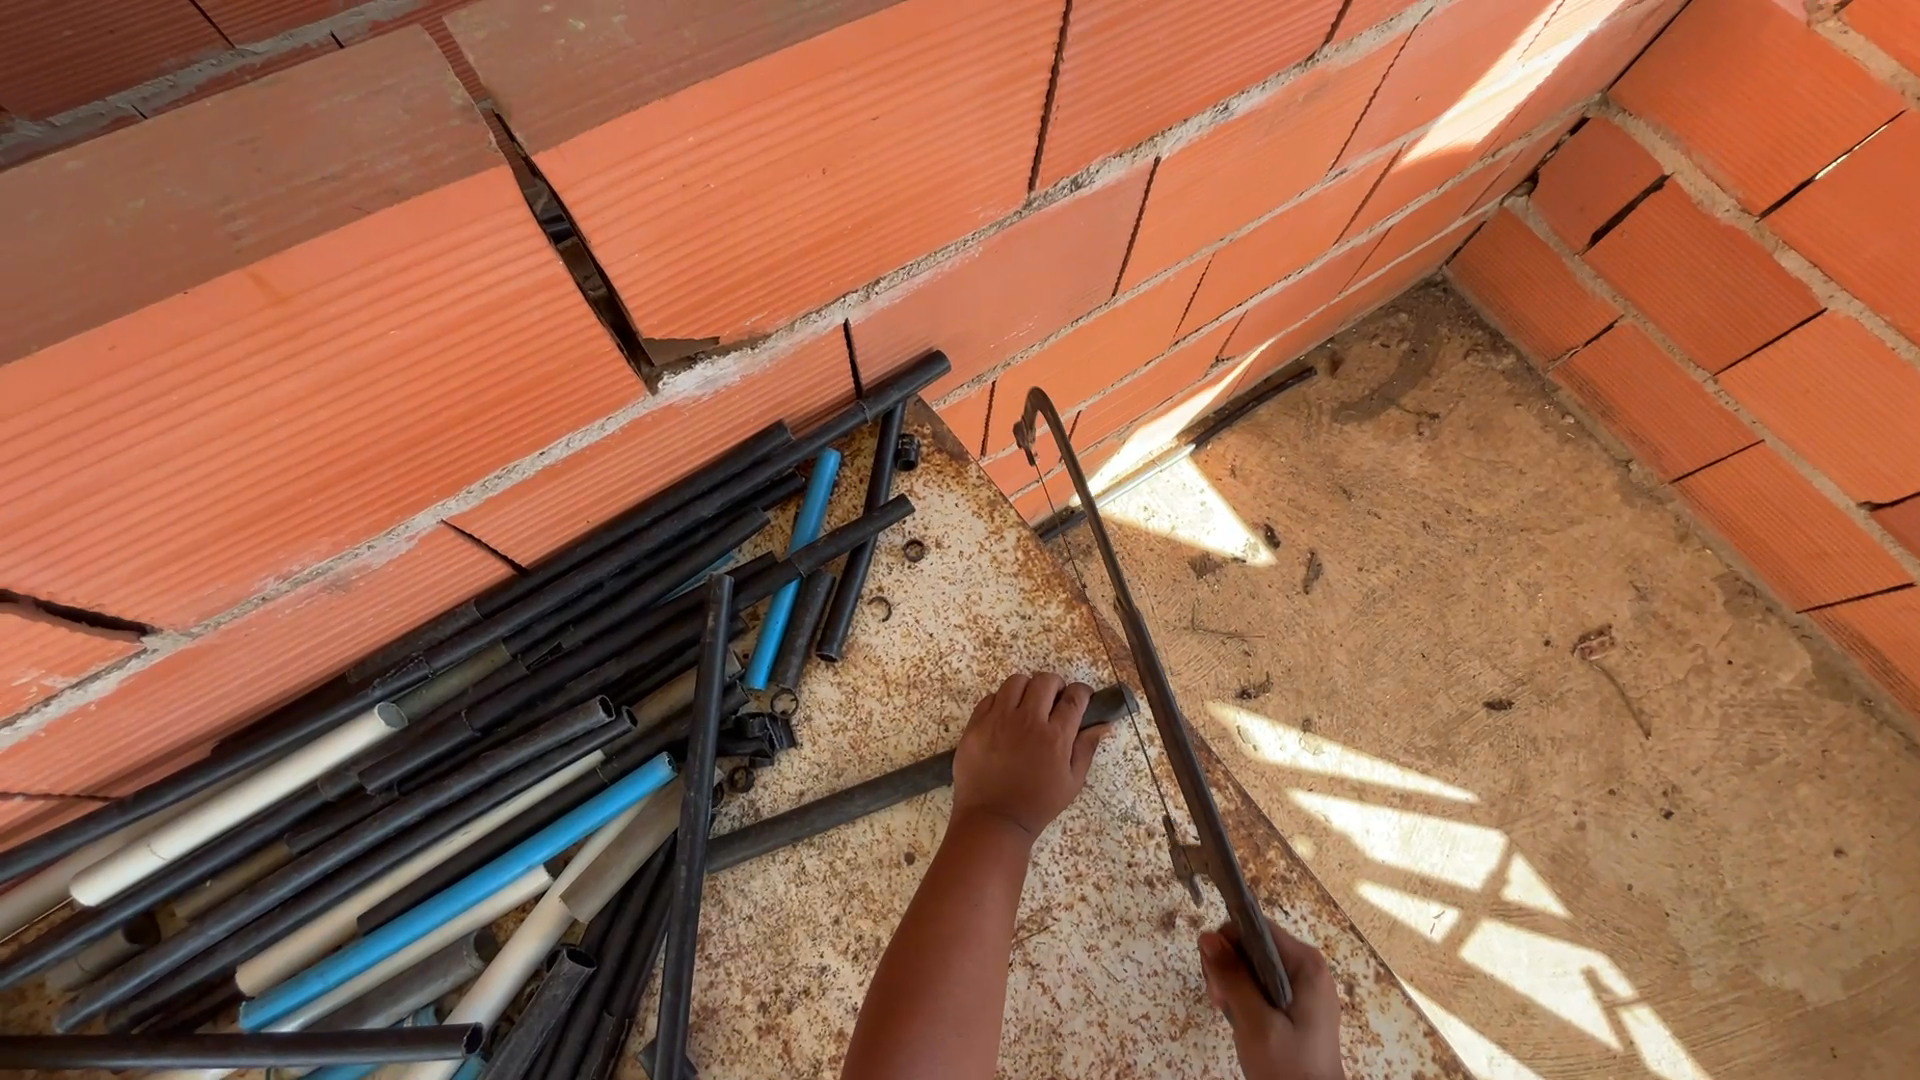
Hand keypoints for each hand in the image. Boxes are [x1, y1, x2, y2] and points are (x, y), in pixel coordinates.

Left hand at [950, 673, 1110, 842]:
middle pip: (1045, 681)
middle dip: (1055, 685)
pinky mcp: (976, 724)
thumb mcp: (1072, 781)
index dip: (1081, 692)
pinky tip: (1005, 716)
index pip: (1074, 697)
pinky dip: (1002, 701)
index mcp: (1055, 736)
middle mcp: (1028, 720)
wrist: (993, 819)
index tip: (1081, 697)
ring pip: (1016, 681)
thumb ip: (1087, 748)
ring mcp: (999, 720)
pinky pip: (991, 697)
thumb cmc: (1037, 804)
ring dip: (1027, 688)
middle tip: (1054, 700)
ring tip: (1028, 704)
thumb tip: (1104, 724)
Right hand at [1199, 917, 1344, 1079]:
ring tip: (1230, 1014)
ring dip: (1232, 984)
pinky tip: (1241, 1018)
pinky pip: (1261, 982)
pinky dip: (1244, 996)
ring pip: (1251, 963)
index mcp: (1305, 963)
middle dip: (1227, 968)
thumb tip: (1206, 935)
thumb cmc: (1289, 1069)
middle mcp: (1306, 966)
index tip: (1217, 981)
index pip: (1253, 927)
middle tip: (1221, 1002)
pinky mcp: (1296, 1003)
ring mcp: (1303, 985)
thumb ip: (1232, 977)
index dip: (1227, 945)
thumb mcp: (1255, 1023)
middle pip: (1250, 944)